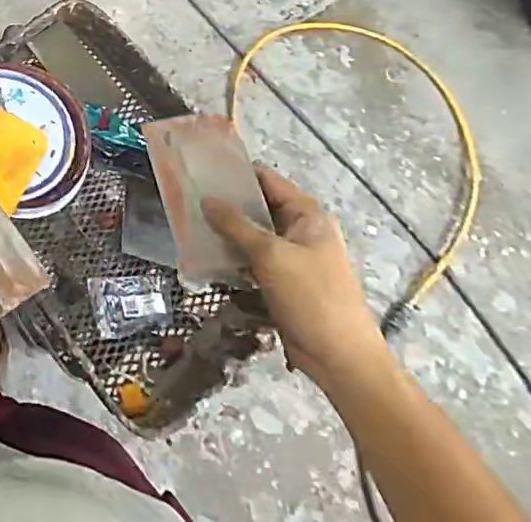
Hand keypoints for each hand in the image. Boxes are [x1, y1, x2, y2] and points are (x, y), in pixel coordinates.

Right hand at [203, 166, 384, 382]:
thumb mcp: (271, 256)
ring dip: (226, 231)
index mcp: (307, 214)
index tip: (202, 170)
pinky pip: (252, 258)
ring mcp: (292, 256)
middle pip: (258, 206)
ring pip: (252, 234)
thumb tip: (206, 199)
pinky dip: (233, 255)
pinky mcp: (282, 280)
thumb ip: (236, 225)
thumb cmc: (312, 298)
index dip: (236, 172)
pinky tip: (205, 254)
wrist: (342, 360)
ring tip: (190, 222)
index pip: (267, 179)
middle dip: (226, 202)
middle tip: (188, 197)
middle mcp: (300, 229)